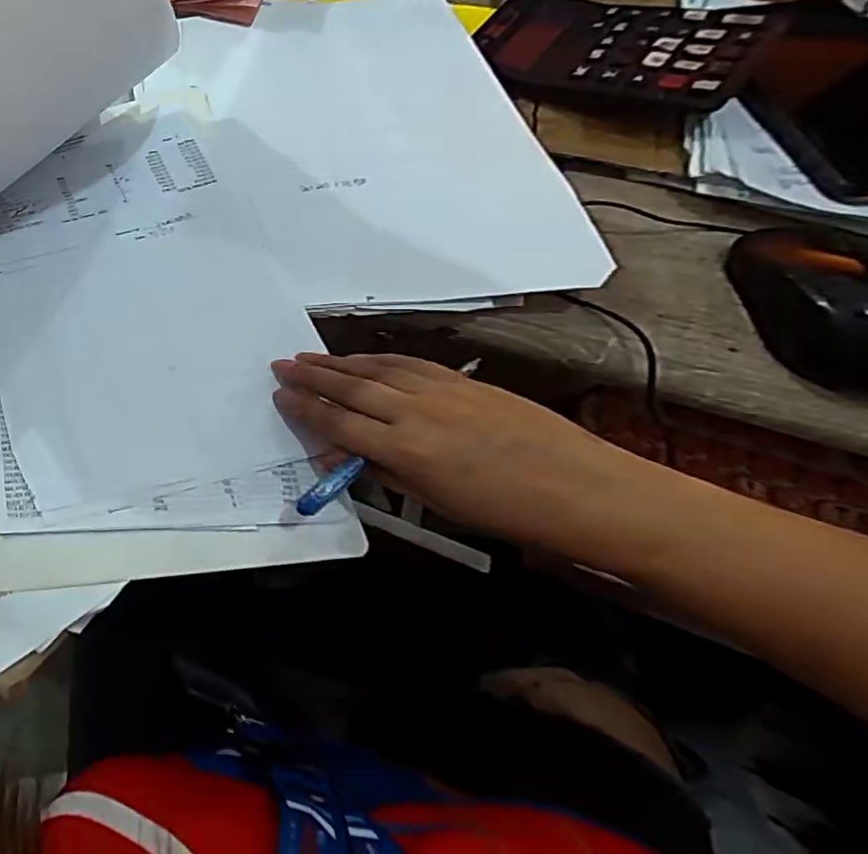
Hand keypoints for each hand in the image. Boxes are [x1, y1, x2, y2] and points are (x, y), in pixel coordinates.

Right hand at [272, 353, 658, 544]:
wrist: (587, 491)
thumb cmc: (505, 510)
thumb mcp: (432, 500)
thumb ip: (380, 471)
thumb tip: (340, 455)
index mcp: (404, 451)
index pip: (337, 423)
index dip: (303, 408)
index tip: (280, 396)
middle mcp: (415, 414)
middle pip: (348, 388)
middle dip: (310, 376)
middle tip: (281, 365)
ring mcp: (441, 392)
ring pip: (375, 370)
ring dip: (337, 362)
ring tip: (309, 357)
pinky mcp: (463, 382)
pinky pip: (408, 364)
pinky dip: (378, 359)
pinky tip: (362, 359)